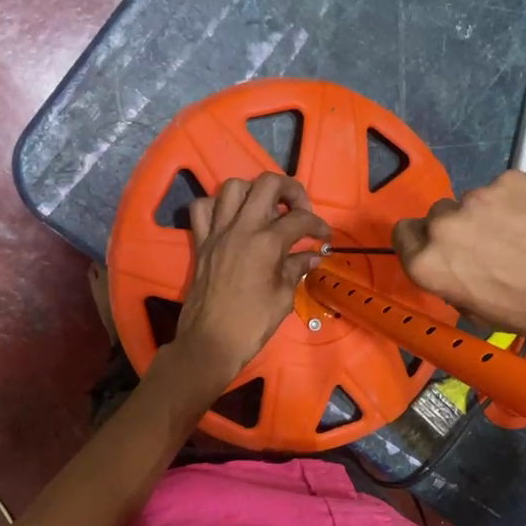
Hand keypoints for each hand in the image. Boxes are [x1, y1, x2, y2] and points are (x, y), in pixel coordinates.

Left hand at [168, 172, 328, 389]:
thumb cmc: (251, 325)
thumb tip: (311, 257)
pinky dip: (218, 206)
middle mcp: (241, 228)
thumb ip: (296, 269)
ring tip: (266, 210)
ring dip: (254, 192)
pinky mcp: (201, 242)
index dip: (318, 225)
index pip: (300, 219)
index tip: (324, 237)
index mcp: (266, 243)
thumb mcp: (283, 298)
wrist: (210, 342)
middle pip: (267, 184)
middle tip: (298, 209)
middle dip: (290, 190)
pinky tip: (231, 220)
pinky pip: (203, 208)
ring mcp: (217, 232)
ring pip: (233, 186)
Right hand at [393, 170, 525, 342]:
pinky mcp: (510, 178)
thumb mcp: (481, 313)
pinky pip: (504, 189)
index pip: (404, 237)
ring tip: (523, 237)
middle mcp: (443, 225)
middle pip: (438, 216)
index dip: (422, 244)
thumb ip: (454, 283)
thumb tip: (458, 268)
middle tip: (489, 248)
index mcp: (427, 263)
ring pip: (473, 202)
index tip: (444, 252)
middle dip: (457, 230)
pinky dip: (517, 202)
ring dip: (488, 216)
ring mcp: (477, 197)